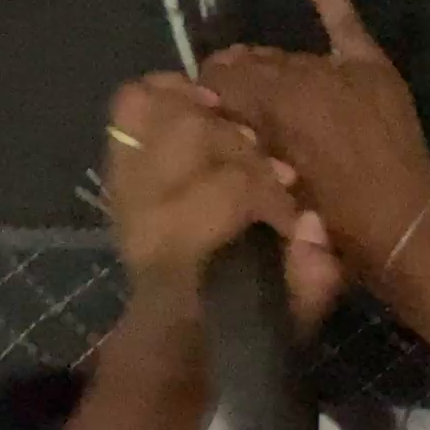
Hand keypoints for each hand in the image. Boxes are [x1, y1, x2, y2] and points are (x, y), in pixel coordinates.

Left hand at [102, 73, 342, 334]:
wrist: (170, 337)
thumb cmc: (232, 330)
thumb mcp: (285, 327)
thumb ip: (310, 284)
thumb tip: (311, 223)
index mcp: (182, 255)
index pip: (228, 190)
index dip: (271, 193)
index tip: (292, 215)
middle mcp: (144, 212)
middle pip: (193, 135)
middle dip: (243, 147)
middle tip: (270, 170)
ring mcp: (125, 187)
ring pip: (157, 112)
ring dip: (207, 113)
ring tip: (240, 133)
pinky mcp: (118, 172)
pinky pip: (130, 110)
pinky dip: (165, 93)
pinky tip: (201, 102)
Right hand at [201, 0, 429, 272]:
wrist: (401, 230)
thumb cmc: (334, 225)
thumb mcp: (278, 190)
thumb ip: (252, 148)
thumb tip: (226, 120)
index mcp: (276, 111)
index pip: (227, 84)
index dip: (209, 92)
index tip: (198, 102)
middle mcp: (304, 79)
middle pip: (257, 66)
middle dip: (234, 77)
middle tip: (220, 93)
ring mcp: (339, 71)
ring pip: (291, 56)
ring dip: (267, 63)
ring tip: (247, 67)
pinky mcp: (371, 70)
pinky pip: (343, 22)